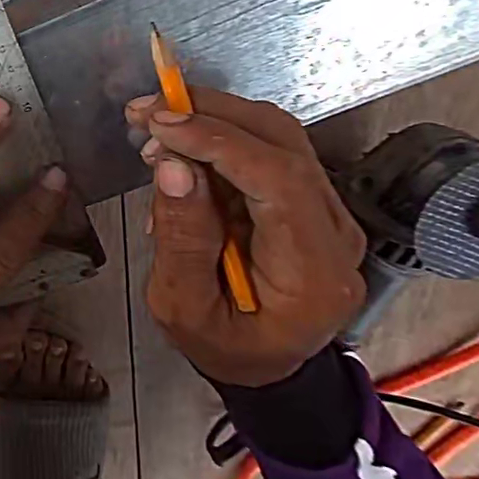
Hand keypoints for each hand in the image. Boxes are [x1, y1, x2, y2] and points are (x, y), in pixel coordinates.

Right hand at [126, 87, 364, 385]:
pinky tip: (175, 144)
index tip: (158, 126)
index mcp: (312, 271)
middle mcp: (334, 230)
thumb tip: (172, 167)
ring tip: (152, 124)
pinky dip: (215, 134)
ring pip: (276, 135)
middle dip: (209, 115)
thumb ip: (181, 241)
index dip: (217, 142)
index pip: (278, 180)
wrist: (265, 366)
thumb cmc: (223, 346)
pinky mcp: (305, 199)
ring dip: (211, 117)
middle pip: (282, 143)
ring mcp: (326, 211)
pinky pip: (264, 148)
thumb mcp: (184, 307)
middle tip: (144, 112)